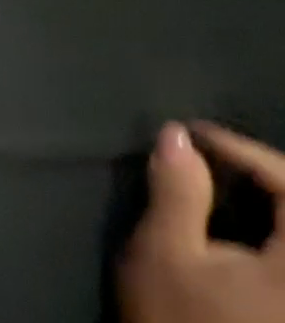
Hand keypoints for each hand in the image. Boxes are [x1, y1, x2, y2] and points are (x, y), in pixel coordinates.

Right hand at [122, 122, 284, 322]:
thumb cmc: (179, 314)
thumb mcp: (164, 252)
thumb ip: (178, 193)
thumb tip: (177, 137)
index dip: (246, 152)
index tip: (194, 133)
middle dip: (268, 174)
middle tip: (214, 154)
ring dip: (275, 199)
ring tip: (232, 181)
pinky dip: (277, 223)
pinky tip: (254, 222)